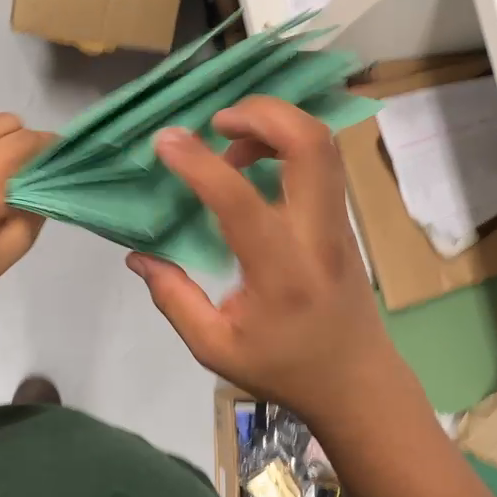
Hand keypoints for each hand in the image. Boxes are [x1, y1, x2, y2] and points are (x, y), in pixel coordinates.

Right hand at [128, 96, 394, 419]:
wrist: (357, 382)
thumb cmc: (284, 368)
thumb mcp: (214, 348)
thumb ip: (174, 300)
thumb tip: (138, 257)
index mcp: (281, 272)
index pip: (240, 200)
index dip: (199, 163)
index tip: (166, 141)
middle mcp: (317, 235)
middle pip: (310, 144)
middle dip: (262, 115)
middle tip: (217, 123)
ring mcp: (338, 223)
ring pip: (322, 144)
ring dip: (275, 125)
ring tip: (230, 141)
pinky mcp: (343, 220)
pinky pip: (321, 161)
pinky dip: (286, 143)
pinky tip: (252, 164)